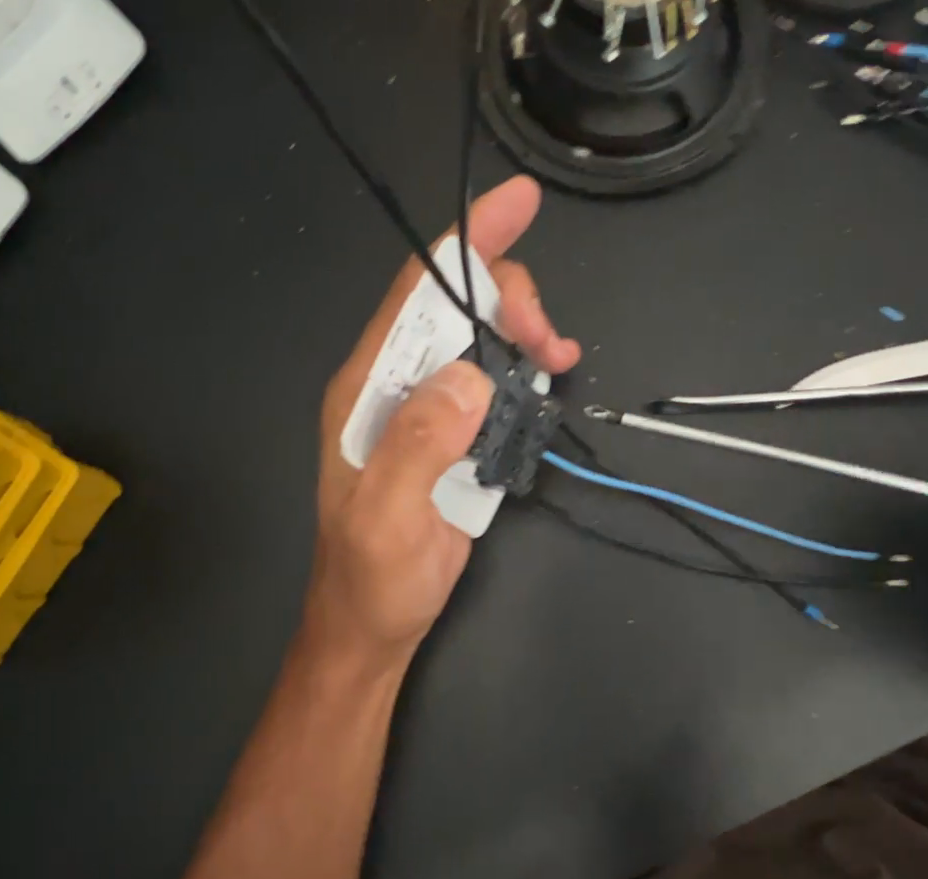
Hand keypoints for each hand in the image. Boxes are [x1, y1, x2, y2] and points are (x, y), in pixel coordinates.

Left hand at [305, 176, 580, 661]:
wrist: (374, 626)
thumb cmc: (371, 579)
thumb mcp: (388, 519)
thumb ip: (420, 444)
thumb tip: (472, 377)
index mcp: (367, 392)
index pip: (415, 296)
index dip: (466, 244)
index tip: (518, 204)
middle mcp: (396, 390)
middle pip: (455, 309)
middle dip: (510, 302)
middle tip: (553, 345)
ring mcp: (427, 414)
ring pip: (480, 343)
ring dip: (524, 336)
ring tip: (560, 360)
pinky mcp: (454, 441)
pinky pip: (494, 387)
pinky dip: (524, 374)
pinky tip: (547, 383)